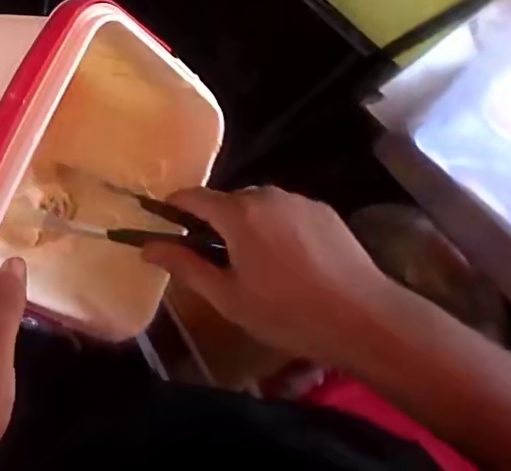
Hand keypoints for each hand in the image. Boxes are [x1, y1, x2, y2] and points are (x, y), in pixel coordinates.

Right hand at [141, 186, 406, 368]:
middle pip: (228, 201)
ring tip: (261, 266)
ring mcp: (296, 199)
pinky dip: (279, 227)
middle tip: (220, 261)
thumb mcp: (229, 298)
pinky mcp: (321, 208)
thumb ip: (186, 266)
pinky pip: (286, 211)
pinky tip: (293, 262)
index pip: (194, 196)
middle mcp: (265, 194)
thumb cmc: (288, 312)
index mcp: (238, 213)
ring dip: (250, 225)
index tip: (165, 221)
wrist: (362, 316)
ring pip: (259, 205)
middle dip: (217, 224)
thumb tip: (147, 246)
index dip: (176, 206)